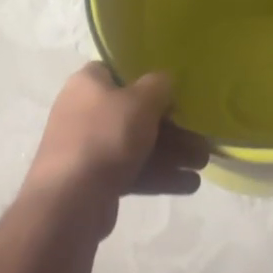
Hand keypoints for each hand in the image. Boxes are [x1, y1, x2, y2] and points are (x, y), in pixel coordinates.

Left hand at [23, 63, 209, 212]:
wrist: (70, 202)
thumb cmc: (106, 136)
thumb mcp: (141, 100)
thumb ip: (159, 84)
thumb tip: (165, 82)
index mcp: (88, 83)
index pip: (119, 71)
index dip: (147, 78)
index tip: (174, 89)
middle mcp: (84, 112)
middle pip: (134, 113)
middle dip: (171, 126)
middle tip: (200, 134)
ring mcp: (88, 148)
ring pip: (137, 145)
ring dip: (171, 152)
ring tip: (202, 162)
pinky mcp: (95, 181)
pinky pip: (132, 171)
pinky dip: (159, 175)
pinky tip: (190, 184)